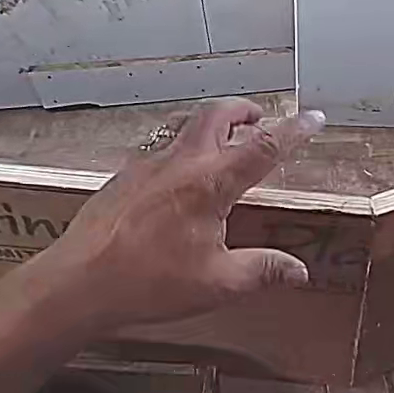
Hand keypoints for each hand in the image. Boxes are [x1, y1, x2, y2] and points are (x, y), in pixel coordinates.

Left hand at [23, 98, 325, 333]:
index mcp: (210, 184)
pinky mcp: (124, 179)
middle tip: (258, 117)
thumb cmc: (150, 282)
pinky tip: (179, 181)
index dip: (294, 130)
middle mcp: (180, 164)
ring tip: (223, 144)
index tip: (313, 118)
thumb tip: (298, 271)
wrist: (80, 281)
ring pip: (185, 129)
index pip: (263, 147)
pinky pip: (160, 152)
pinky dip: (182, 151)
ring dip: (211, 127)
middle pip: (216, 115)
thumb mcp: (219, 283)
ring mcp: (147, 167)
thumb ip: (263, 270)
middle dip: (243, 110)